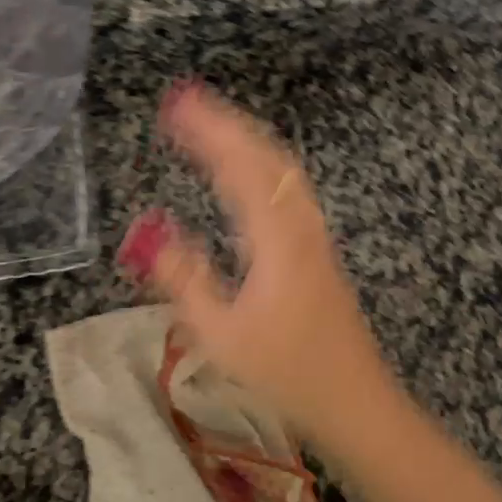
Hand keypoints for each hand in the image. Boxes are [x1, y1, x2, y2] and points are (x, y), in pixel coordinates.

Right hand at [119, 82, 393, 438]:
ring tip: (209, 122)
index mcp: (276, 236)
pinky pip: (288, 183)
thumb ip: (184, 278)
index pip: (238, 165)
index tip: (173, 105)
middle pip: (264, 154)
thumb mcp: (221, 334)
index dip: (206, 130)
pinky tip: (247, 168)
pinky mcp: (318, 244)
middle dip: (224, 122)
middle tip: (183, 102)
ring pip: (281, 166)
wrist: (355, 400)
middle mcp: (300, 222)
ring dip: (245, 137)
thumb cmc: (286, 373)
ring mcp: (314, 231)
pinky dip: (261, 160)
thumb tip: (145, 230)